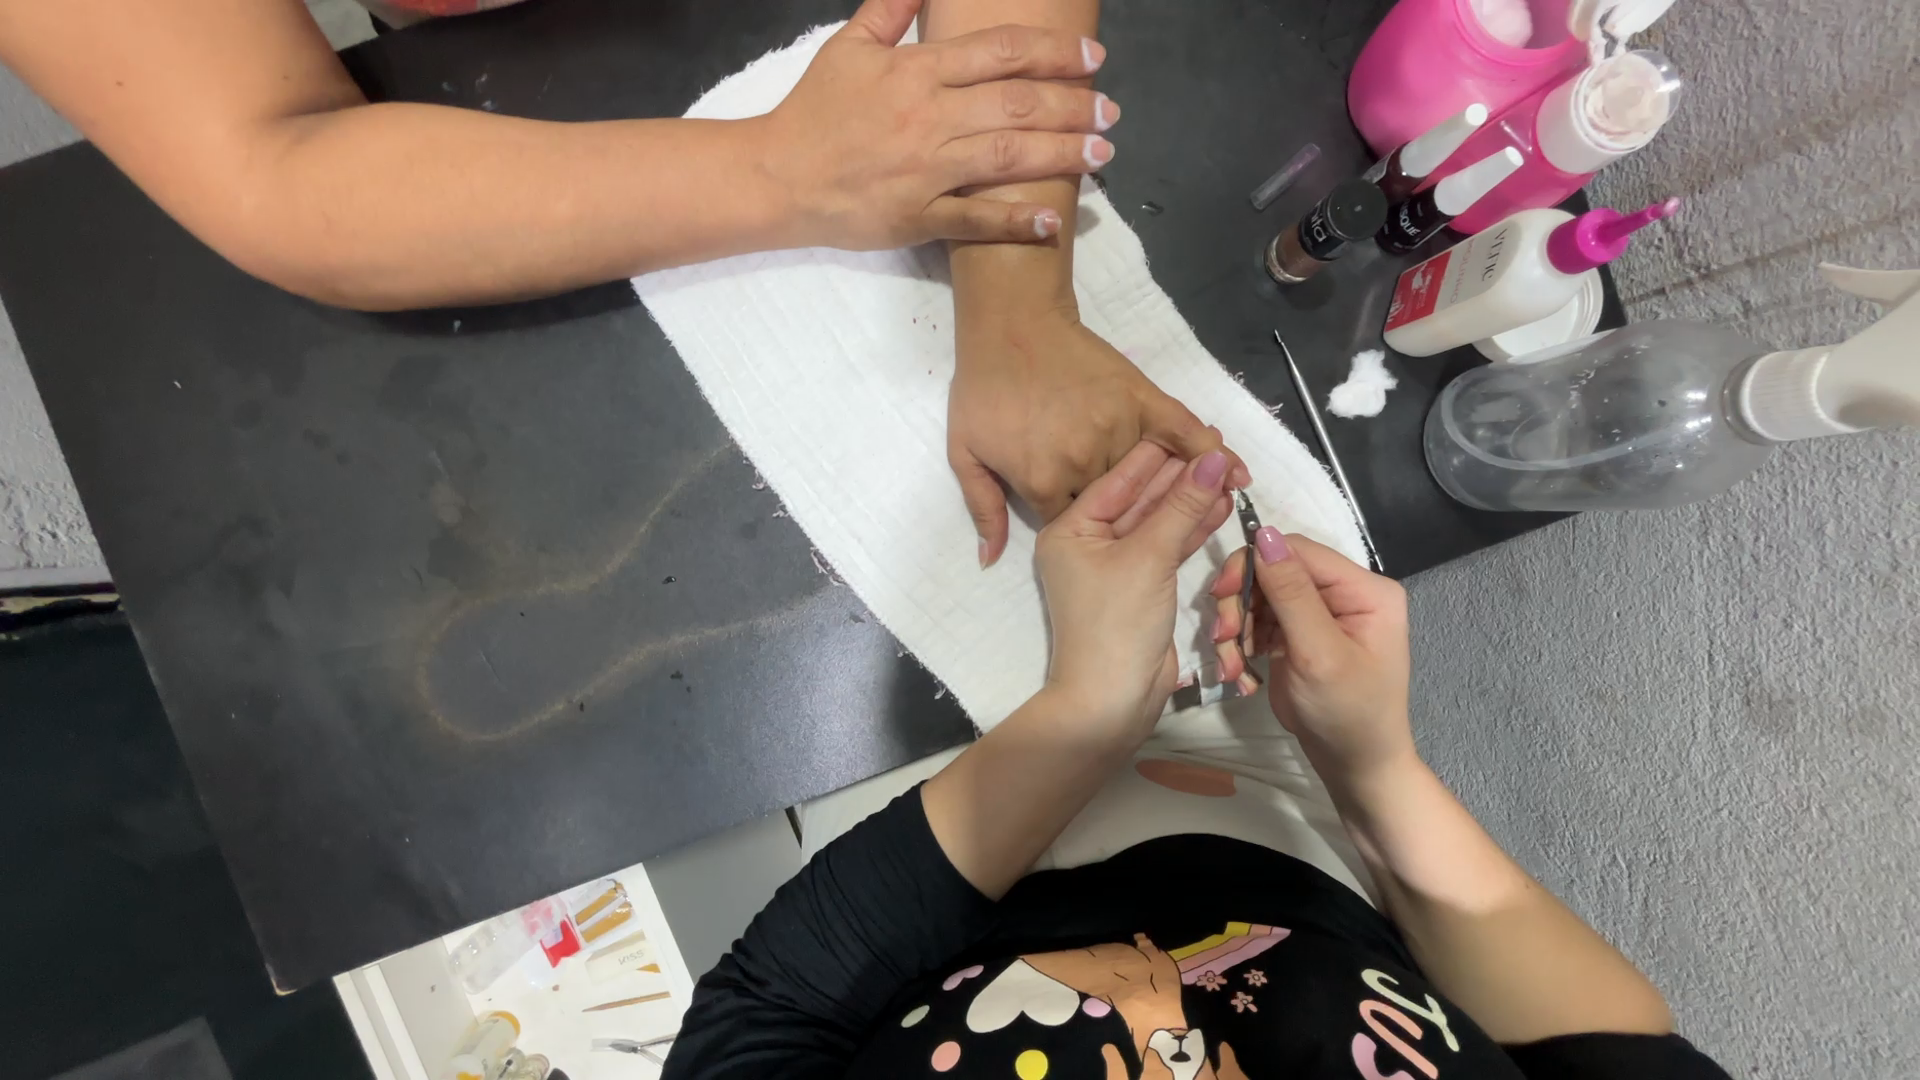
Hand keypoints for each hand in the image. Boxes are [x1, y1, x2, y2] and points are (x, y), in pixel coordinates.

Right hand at [759, 0, 1117, 248]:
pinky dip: (1014, 222)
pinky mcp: (917, 217)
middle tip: (1110, 114)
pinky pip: (974, 221)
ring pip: (1006, 156)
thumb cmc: (815, 114)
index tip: (1092, 62)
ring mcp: (926, 170)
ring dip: (1060, 154)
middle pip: (1017, 103)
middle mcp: (931, 117)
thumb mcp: (848, 47)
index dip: (1053, 54)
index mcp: (918, 72)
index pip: (1000, 54)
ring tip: (1101, 155)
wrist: (781, 177)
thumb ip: (889, 10)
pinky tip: (1051, 221)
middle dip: (1072, 105)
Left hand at [949, 310, 1247, 565]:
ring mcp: (1117, 430)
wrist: (1010, 324)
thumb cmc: (983, 390)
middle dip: (1125, 512)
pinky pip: (1183, 433)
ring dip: (1167, 490)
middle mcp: (1085, 463)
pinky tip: (1236, 475)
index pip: (1070, 519)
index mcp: (1043, 483)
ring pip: (1149, 475)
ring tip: (1191, 507)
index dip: (1074, 516)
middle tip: (1138, 518)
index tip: (1086, 521)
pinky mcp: (1142, 401)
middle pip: (1115, 504)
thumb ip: (984, 510)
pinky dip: (1210, 453)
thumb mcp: (965, 453)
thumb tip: (989, 562)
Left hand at [1035, 442, 1233, 735]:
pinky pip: (1166, 547)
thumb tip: (1213, 458)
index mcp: (1069, 528)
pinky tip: (1220, 507)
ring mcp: (1113, 565)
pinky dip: (1191, 530)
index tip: (1198, 429)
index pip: (1120, 478)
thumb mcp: (1148, 558)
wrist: (1111, 699)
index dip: (1161, 453)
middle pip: (1140, 498)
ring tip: (1231, 473)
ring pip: (1157, 522)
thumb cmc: (1116, 622)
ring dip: (1192, 501)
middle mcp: (1087, 542)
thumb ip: (1181, 506)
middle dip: (1182, 477)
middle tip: (1224, 449)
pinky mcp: (1138, 585)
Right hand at [1208, 531, 1415, 782]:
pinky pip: (1255, 621)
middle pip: (1271, 572)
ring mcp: (1316, 614)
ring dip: (1235, 628)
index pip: (1297, 551)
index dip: (1253, 564)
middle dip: (1240, 603)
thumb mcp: (1319, 652)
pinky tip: (1238, 670)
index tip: (1219, 594)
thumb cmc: (1348, 712)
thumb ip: (1291, 592)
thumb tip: (1263, 533)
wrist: (1353, 766)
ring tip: (1229, 663)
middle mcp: (1341, 593)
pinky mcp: (1294, 634)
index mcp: (1363, 588)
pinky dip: (1240, 644)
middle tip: (1221, 636)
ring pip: (1256, 596)